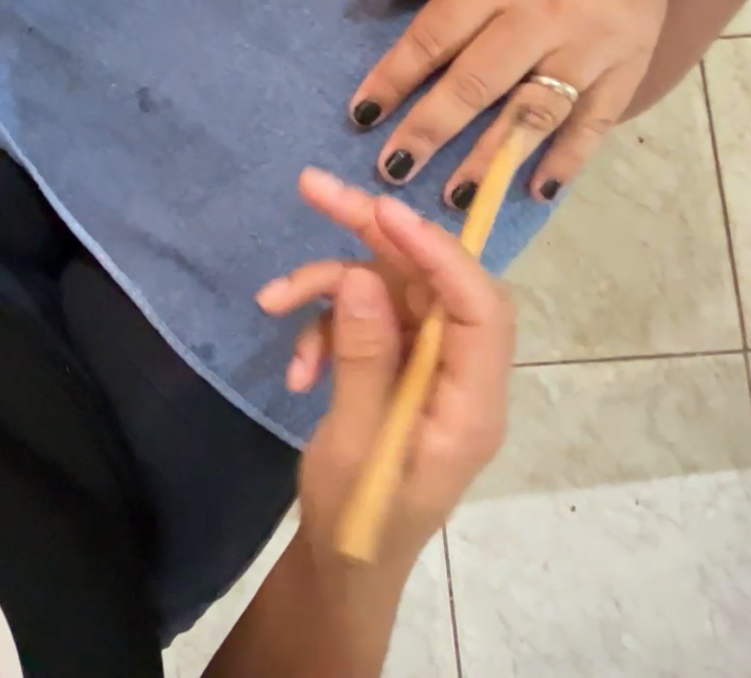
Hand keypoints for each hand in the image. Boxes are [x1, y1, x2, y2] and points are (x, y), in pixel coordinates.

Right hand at [256, 167, 514, 567]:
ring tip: (271, 301)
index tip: (382, 212)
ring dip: (327, 286)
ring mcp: (425, 362)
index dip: (437, 253)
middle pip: (429, 279)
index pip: (478, 309)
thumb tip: (361, 277)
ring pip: (386, 289)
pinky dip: (322, 325)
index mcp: (472, 403)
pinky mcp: (394, 360)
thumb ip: (363, 361)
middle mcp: (458, 370)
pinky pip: (361, 316)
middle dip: (371, 231)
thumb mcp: (355, 446)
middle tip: (312, 188)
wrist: (344, 561)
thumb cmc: (357, 520)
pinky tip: (295, 364)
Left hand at [347, 0, 701, 206]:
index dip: (395, 78)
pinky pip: (595, 121)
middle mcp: (545, 15)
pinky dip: (568, 159)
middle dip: (431, 130)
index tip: (362, 115)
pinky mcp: (629, 68)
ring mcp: (592, 47)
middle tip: (392, 170)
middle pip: (477, 83)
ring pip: (533, 112)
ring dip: (492, 159)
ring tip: (455, 199)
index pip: (435, 36)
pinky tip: (535, 191)